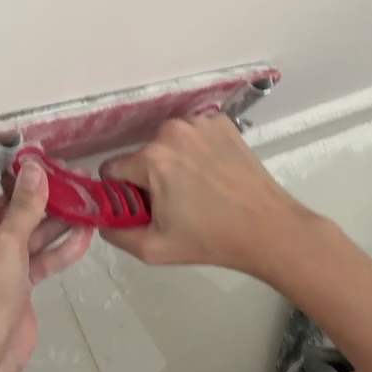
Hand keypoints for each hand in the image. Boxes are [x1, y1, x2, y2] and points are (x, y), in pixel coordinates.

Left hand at [0, 161, 94, 371]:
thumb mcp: (6, 243)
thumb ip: (24, 205)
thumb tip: (35, 167)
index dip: (26, 175)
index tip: (58, 161)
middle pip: (20, 208)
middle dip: (50, 196)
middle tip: (85, 178)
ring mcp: (3, 260)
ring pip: (36, 232)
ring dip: (62, 220)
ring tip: (95, 200)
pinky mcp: (22, 281)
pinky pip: (44, 256)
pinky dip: (63, 247)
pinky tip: (89, 233)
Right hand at [99, 112, 320, 276]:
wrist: (270, 230)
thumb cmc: (211, 240)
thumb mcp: (154, 249)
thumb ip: (115, 233)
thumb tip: (100, 219)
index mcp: (152, 159)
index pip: (112, 169)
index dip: (122, 192)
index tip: (142, 207)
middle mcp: (171, 132)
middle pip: (140, 155)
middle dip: (148, 177)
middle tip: (174, 203)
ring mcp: (199, 123)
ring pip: (165, 143)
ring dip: (171, 161)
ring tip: (196, 187)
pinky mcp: (221, 122)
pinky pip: (192, 133)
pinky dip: (196, 149)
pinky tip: (211, 171)